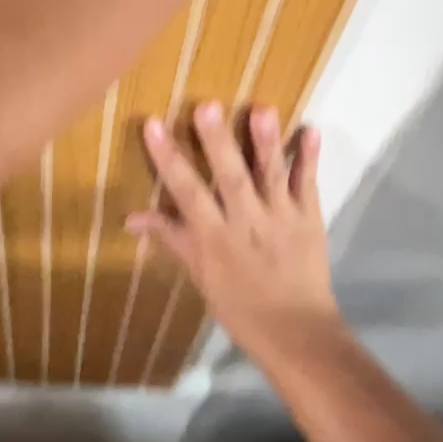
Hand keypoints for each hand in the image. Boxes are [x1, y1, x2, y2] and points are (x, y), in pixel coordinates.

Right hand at [129, 101, 342, 356]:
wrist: (298, 335)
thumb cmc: (241, 306)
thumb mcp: (201, 276)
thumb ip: (172, 238)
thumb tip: (132, 216)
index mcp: (216, 239)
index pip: (187, 194)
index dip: (169, 160)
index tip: (153, 125)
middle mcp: (247, 224)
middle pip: (231, 179)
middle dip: (218, 143)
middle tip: (207, 106)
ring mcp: (282, 219)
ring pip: (272, 177)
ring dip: (267, 143)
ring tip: (262, 109)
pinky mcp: (310, 218)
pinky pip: (309, 184)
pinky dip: (310, 158)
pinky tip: (310, 129)